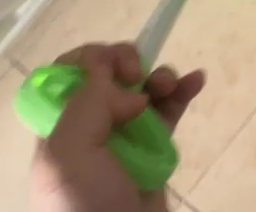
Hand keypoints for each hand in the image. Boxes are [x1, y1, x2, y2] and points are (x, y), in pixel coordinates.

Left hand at [28, 42, 206, 211]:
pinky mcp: (155, 151)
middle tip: (139, 78)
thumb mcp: (67, 157)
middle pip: (110, 74)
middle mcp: (89, 129)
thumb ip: (88, 105)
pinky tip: (196, 82)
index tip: (115, 70)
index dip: (93, 59)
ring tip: (173, 86)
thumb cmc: (85, 207)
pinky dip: (184, 90)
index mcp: (59, 130)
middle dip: (130, 62)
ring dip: (161, 76)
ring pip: (143, 88)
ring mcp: (124, 139)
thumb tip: (127, 87)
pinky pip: (170, 109)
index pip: (68, 75)